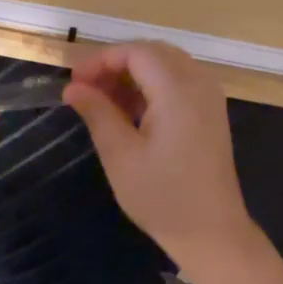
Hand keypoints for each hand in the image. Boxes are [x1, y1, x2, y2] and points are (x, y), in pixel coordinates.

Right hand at [62, 42, 258, 274]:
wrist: (209, 231)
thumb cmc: (160, 196)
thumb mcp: (120, 155)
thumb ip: (97, 114)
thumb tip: (73, 88)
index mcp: (178, 90)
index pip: (136, 52)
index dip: (101, 60)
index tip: (73, 82)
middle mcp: (199, 84)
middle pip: (153, 53)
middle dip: (116, 65)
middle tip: (84, 90)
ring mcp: (209, 99)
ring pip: (167, 67)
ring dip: (132, 77)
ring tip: (101, 103)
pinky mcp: (210, 115)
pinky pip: (178, 85)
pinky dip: (150, 89)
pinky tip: (128, 114)